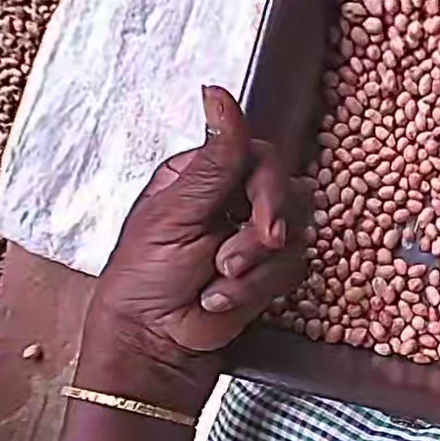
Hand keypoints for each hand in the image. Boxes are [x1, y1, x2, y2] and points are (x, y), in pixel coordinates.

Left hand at [77, 86, 307, 413]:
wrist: (155, 345)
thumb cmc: (145, 280)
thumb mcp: (174, 216)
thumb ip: (213, 161)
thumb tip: (218, 95)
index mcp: (204, 176)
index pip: (260, 157)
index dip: (269, 187)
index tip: (261, 217)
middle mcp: (233, 201)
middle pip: (285, 191)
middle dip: (263, 231)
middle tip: (234, 260)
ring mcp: (252, 237)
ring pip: (294, 233)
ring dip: (255, 266)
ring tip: (217, 283)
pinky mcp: (268, 271)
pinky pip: (292, 267)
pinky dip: (257, 289)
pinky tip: (222, 300)